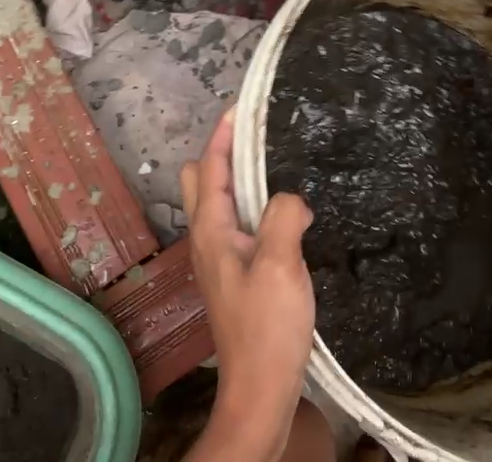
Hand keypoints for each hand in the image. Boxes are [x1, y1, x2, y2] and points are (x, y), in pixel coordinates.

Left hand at [182, 110, 315, 461]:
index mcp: (211, 230)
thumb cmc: (268, 327)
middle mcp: (207, 238)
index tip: (243, 104)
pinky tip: (284, 212)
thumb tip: (290, 198)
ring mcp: (219, 257)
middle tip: (261, 140)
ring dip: (240, 179)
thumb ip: (284, 217)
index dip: (224, 133)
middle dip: (223, 152)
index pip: (210, 167)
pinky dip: (253, 204)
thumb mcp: (282, 265)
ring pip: (219, 201)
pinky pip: (238, 222)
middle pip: (200, 179)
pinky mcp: (235, 272)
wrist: (261, 387)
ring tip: (277, 167)